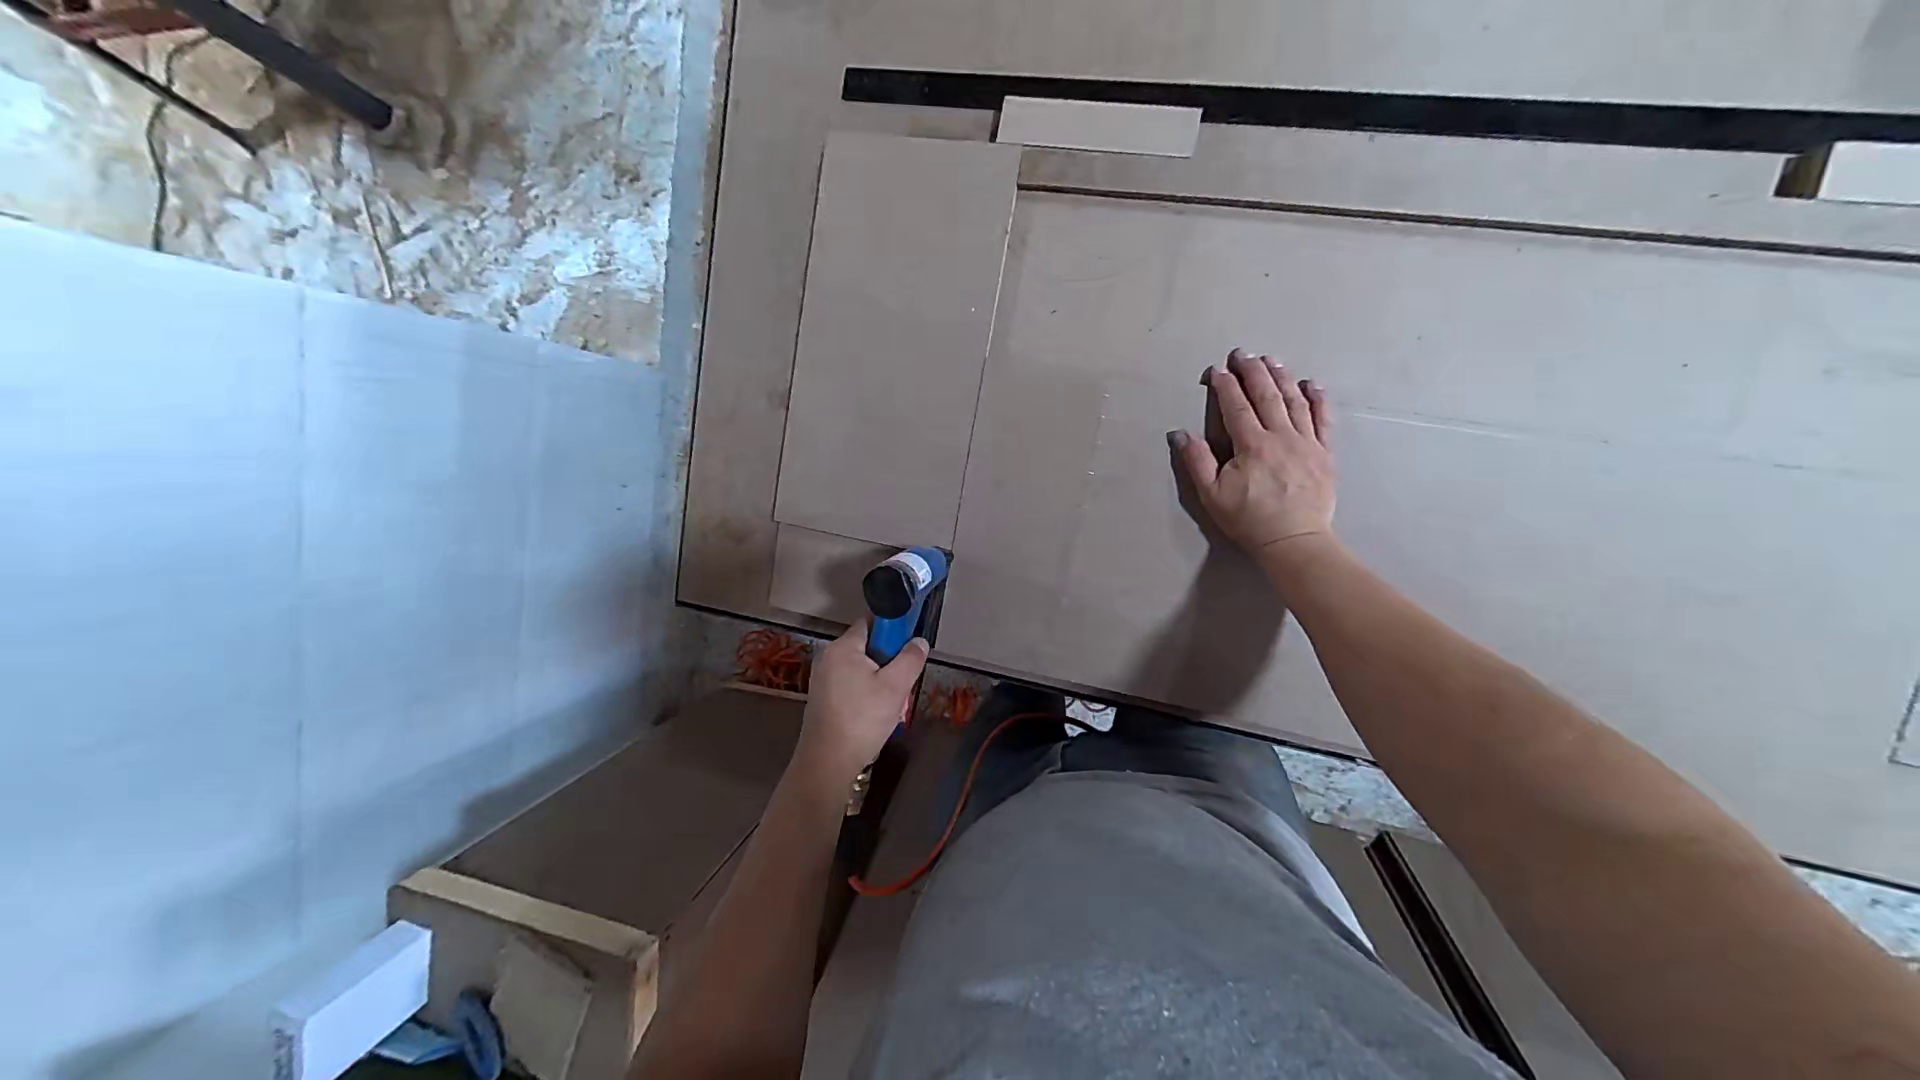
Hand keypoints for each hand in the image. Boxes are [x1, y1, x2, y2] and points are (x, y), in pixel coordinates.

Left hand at [794, 620, 928, 783]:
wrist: (828, 761)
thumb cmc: (862, 719)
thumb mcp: (895, 687)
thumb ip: (910, 659)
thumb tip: (919, 641)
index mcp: (842, 647)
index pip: (870, 622)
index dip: (892, 629)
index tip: (908, 645)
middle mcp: (828, 657)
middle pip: (866, 646)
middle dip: (888, 660)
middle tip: (902, 681)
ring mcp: (822, 679)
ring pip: (860, 668)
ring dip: (879, 680)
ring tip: (891, 702)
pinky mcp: (822, 699)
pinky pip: (850, 684)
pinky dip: (866, 693)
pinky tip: (875, 714)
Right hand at [1172, 348, 1335, 555]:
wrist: (1294, 541)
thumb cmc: (1249, 520)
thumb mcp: (1212, 496)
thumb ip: (1197, 462)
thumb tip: (1181, 434)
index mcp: (1251, 446)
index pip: (1236, 407)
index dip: (1225, 386)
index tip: (1217, 370)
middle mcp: (1281, 437)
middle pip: (1266, 395)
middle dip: (1252, 371)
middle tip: (1242, 354)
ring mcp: (1306, 442)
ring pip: (1294, 401)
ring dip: (1281, 376)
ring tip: (1271, 359)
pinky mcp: (1324, 453)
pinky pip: (1322, 418)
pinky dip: (1317, 398)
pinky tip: (1311, 384)